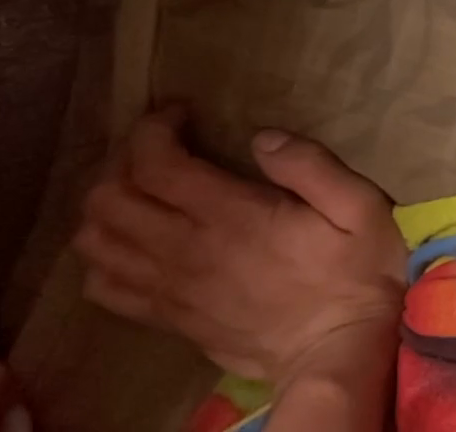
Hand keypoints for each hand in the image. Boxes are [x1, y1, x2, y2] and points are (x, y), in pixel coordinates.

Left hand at [75, 110, 406, 383]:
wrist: (338, 346)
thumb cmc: (360, 269)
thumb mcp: (361, 206)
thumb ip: (313, 167)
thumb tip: (264, 137)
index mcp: (232, 217)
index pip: (157, 166)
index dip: (154, 130)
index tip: (180, 110)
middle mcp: (185, 250)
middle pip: (110, 200)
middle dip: (122, 160)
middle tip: (162, 144)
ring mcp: (169, 288)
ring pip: (94, 240)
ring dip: (105, 204)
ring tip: (142, 184)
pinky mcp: (166, 316)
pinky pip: (101, 284)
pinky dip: (101, 253)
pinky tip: (133, 238)